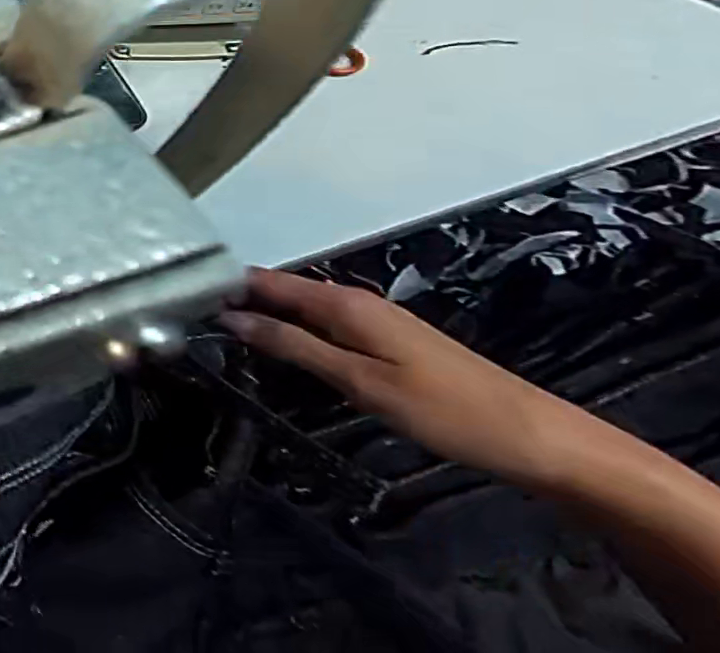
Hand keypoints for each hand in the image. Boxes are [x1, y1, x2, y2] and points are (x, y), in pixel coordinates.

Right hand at [218, 267, 595, 491]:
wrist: (538, 439)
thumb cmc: (444, 410)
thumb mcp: (358, 381)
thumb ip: (292, 345)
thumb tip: (233, 318)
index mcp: (342, 303)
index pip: (265, 280)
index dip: (224, 285)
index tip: (181, 297)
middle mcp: (351, 300)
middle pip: (279, 290)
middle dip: (236, 299)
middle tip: (192, 318)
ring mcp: (369, 317)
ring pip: (297, 306)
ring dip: (261, 315)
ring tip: (222, 333)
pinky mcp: (382, 337)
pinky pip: (318, 322)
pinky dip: (289, 329)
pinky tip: (276, 347)